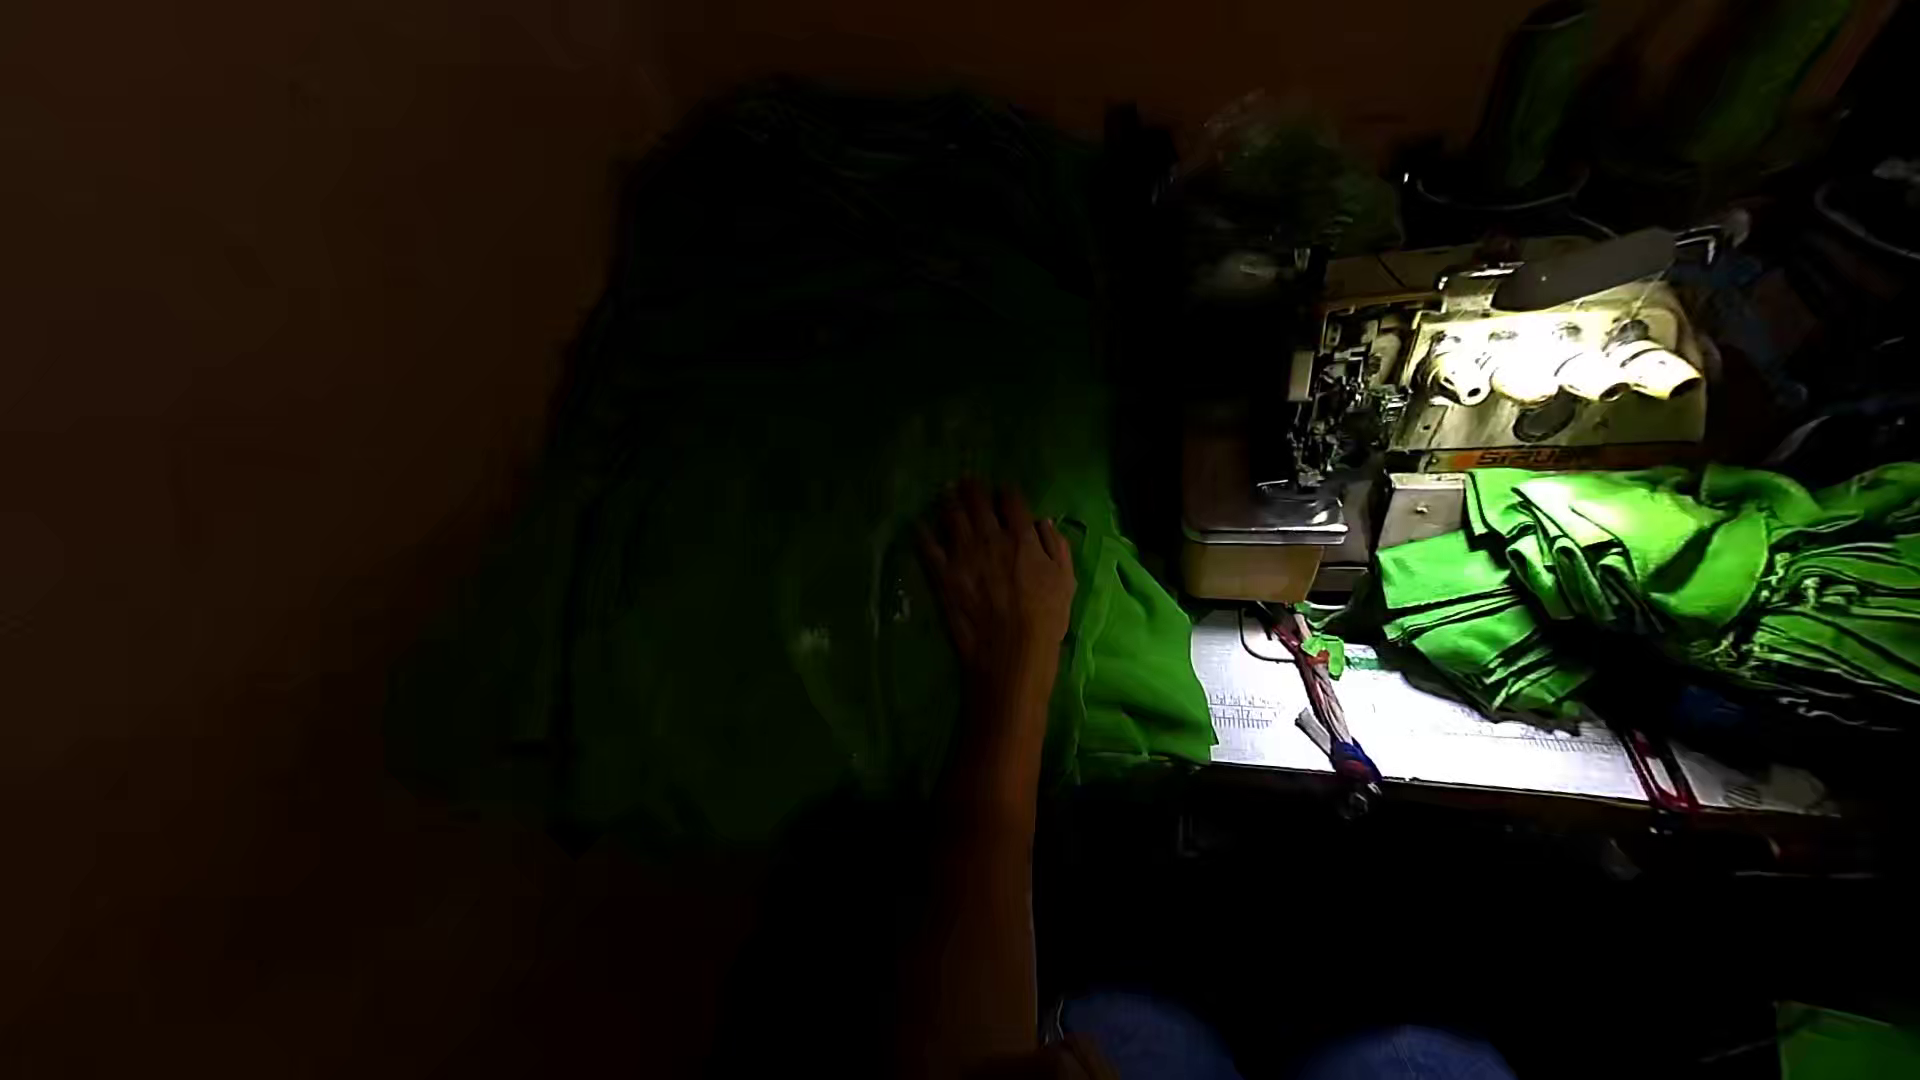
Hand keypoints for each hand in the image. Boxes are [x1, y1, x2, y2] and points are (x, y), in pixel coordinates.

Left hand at [917, 480, 1076, 707]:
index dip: (1005, 492)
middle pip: (976, 500)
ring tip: (945, 493)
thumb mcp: (1066, 580)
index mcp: (1022, 537)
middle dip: (971, 487)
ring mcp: (962, 555)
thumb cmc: (1045, 620)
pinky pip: (927, 545)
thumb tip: (1044, 522)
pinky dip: (923, 532)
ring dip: (948, 500)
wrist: (1011, 653)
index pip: (1011, 500)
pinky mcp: (942, 575)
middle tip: (966, 481)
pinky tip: (920, 525)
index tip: (1002, 493)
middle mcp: (989, 538)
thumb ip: (1056, 546)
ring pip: (951, 515)